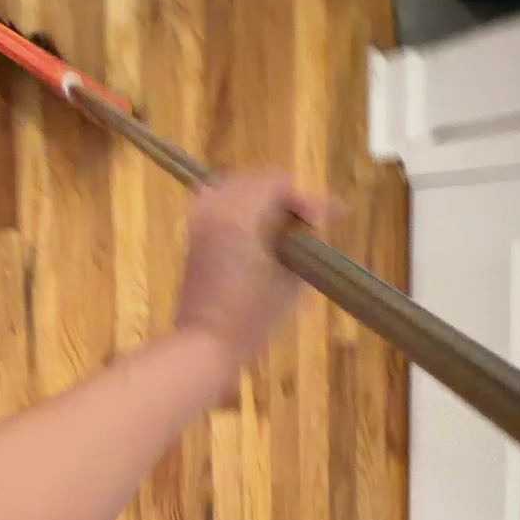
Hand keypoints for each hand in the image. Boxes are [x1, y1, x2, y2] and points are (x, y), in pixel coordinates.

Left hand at [175, 171, 333, 386]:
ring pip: (231, 188)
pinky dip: (237, 207)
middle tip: (308, 218)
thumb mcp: (292, 280)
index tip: (328, 218)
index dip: (306, 198)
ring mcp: (198, 224)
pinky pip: (214, 205)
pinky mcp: (192, 239)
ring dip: (259, 197)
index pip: (277, 183)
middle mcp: (214, 212)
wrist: (205, 340)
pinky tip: (256, 227)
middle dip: (283, 193)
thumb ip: (306, 244)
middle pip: (253, 180)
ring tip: (283, 221)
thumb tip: (315, 223)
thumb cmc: (252, 316)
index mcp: (239, 217)